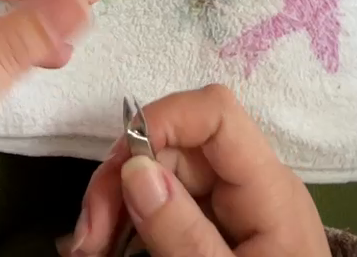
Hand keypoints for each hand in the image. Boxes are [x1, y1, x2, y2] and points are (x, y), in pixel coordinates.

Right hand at [67, 85, 329, 256]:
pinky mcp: (216, 227)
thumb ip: (184, 235)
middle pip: (175, 145)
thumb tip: (134, 167)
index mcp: (269, 189)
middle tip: (87, 241)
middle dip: (122, 179)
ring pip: (160, 173)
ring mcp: (232, 205)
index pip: (215, 113)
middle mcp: (250, 183)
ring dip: (117, 204)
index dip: (161, 120)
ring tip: (88, 248)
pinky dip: (132, 223)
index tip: (118, 172)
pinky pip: (166, 204)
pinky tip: (108, 247)